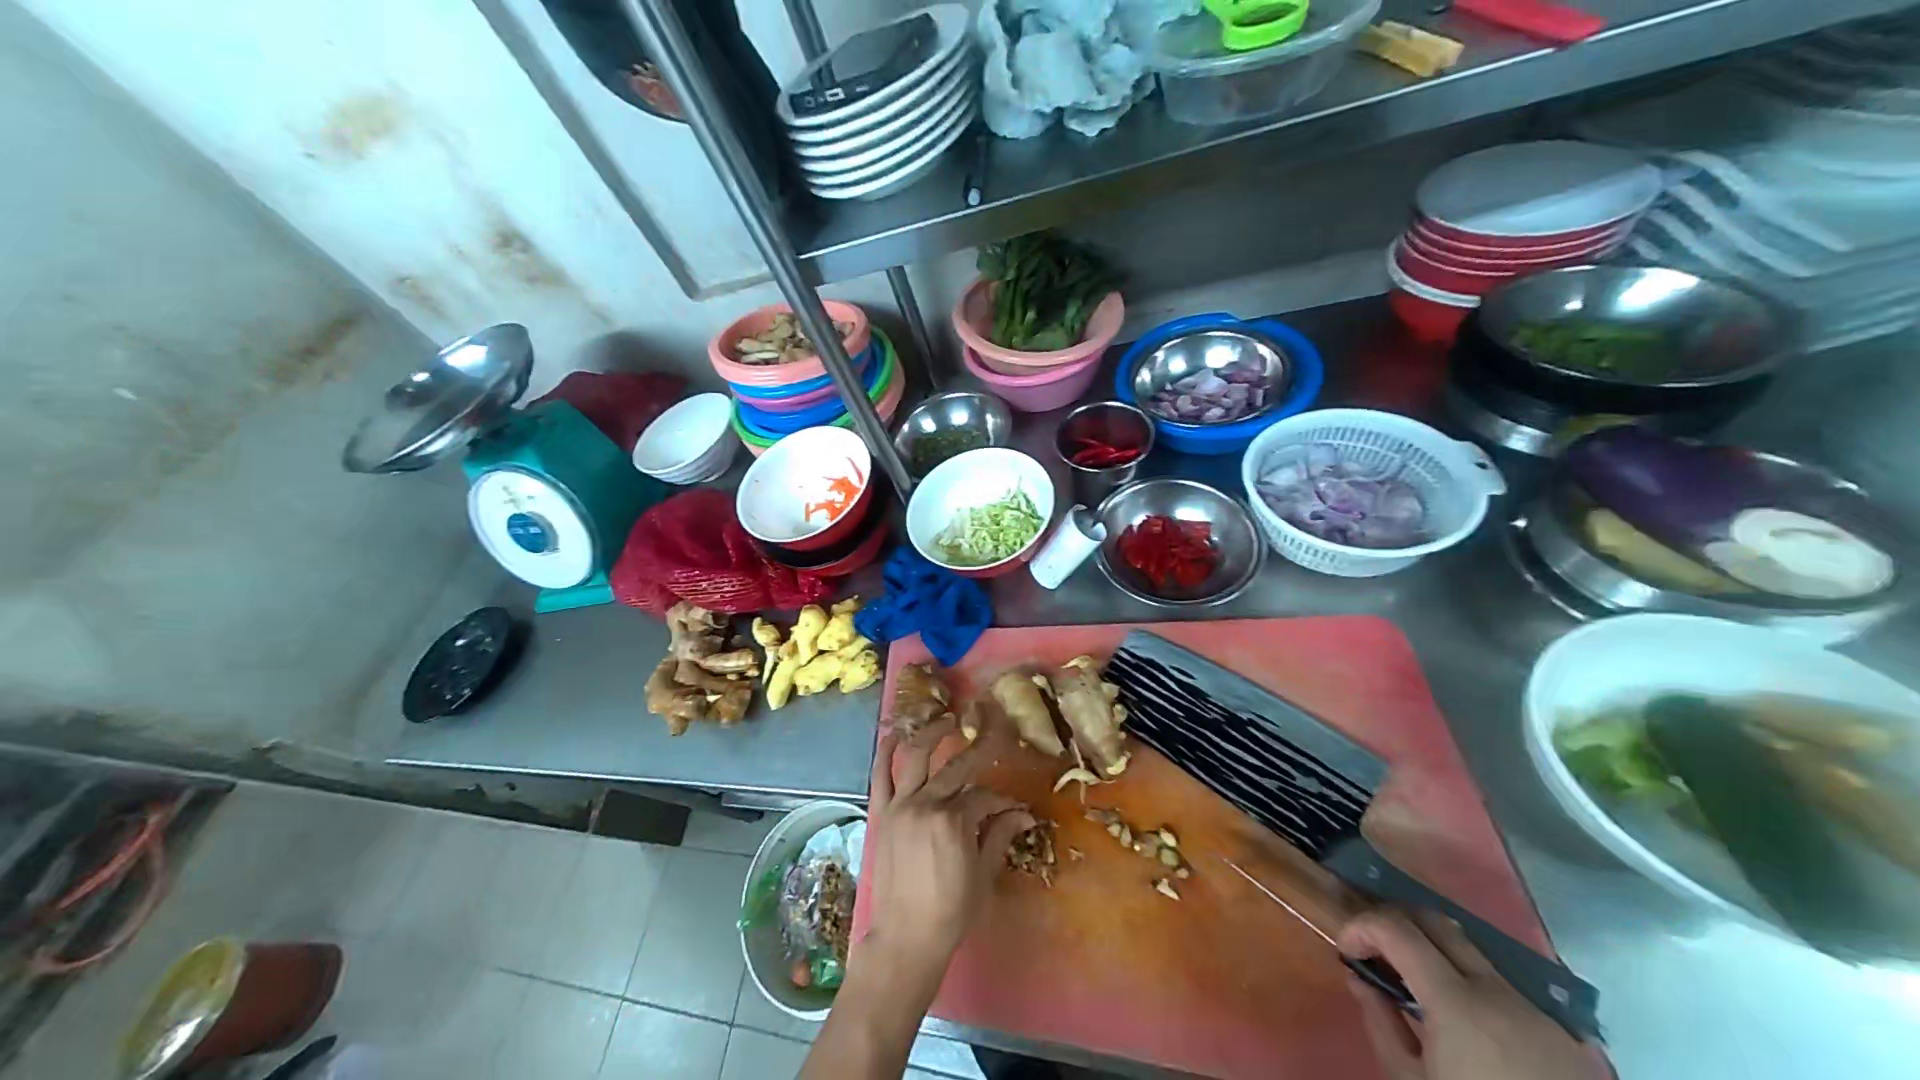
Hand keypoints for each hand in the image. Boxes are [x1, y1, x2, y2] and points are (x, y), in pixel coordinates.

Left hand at [857, 718, 1034, 983]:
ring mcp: (900, 806)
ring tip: (947, 720)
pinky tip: (895, 734)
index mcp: (955, 821)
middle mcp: (927, 804)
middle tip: (991, 737)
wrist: (906, 936)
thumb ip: (999, 836)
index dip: (1002, 800)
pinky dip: (885, 752)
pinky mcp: (881, 813)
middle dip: (977, 752)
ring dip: (932, 733)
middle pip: (956, 768)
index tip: (1012, 806)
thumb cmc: (951, 911)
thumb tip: (1023, 814)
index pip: (984, 796)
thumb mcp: (983, 874)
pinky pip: (880, 776)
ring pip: (916, 756)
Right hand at [1338, 911, 1608, 1079]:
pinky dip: (1471, 987)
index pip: (1396, 928)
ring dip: (1433, 954)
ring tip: (1417, 990)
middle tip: (1374, 951)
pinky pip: (1504, 989)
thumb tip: (1359, 977)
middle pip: (1436, 921)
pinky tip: (1468, 1027)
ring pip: (1472, 954)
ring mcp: (1535, 1008)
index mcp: (1455, 1001)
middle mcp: (1497, 990)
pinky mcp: (1563, 1032)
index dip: (1360, 926)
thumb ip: (1380, 1022)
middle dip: (1394, 923)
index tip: (1346, 951)